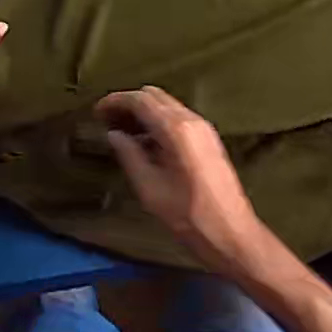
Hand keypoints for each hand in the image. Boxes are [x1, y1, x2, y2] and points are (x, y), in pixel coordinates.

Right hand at [95, 86, 271, 273]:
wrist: (234, 236)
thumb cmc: (189, 217)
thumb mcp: (150, 189)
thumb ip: (129, 156)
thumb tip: (113, 134)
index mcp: (176, 128)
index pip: (140, 99)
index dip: (115, 101)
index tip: (97, 111)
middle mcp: (191, 119)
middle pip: (154, 95)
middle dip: (128, 102)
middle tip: (108, 120)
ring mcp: (203, 127)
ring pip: (166, 104)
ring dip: (143, 111)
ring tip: (122, 131)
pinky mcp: (208, 138)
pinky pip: (177, 116)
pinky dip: (158, 120)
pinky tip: (146, 141)